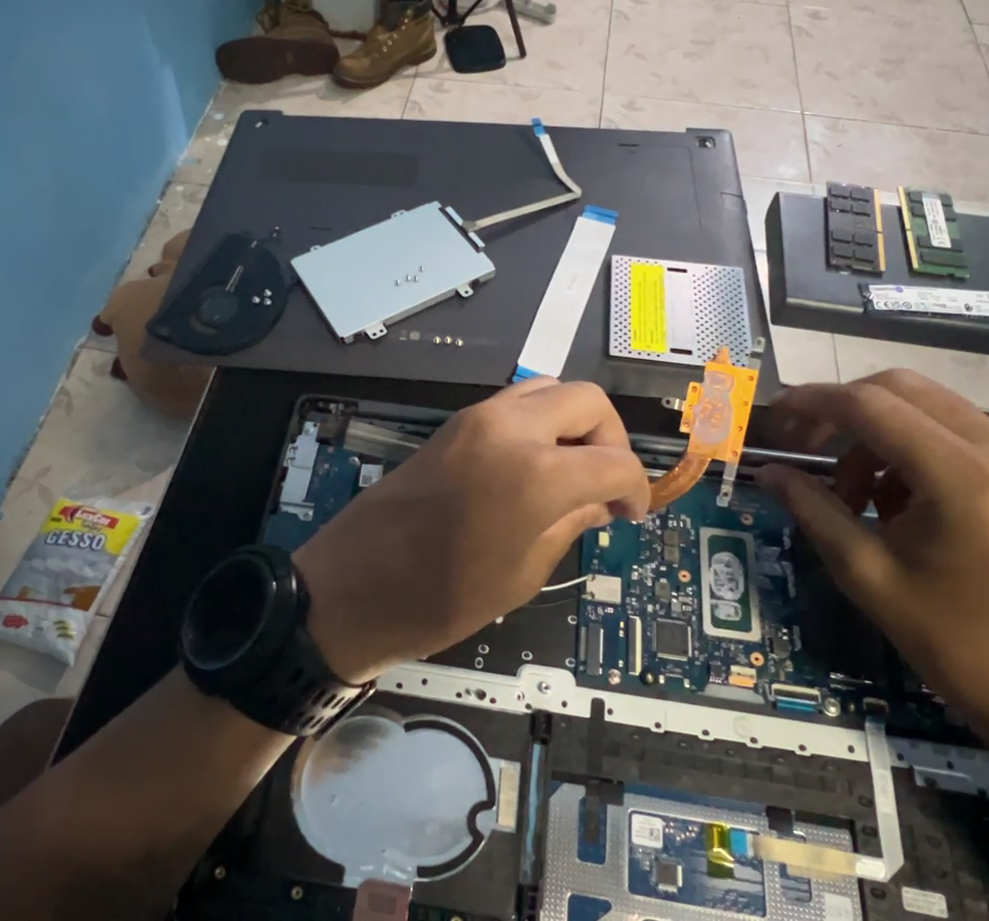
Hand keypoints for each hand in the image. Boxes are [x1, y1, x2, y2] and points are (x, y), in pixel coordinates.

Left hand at [295, 378, 649, 681]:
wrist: (353, 588)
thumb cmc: (441, 599)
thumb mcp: (523, 572)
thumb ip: (569, 524)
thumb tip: (600, 501)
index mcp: (537, 472)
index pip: (616, 460)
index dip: (635, 488)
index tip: (630, 513)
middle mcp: (511, 428)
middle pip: (588, 401)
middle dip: (610, 439)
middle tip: (606, 485)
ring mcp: (477, 419)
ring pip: (549, 390)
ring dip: (572, 424)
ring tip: (572, 473)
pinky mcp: (454, 424)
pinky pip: (514, 405)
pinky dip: (539, 424)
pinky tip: (536, 467)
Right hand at [754, 370, 988, 744]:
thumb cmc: (957, 643)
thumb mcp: (868, 576)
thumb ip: (814, 510)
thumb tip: (769, 472)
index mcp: (964, 476)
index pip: (871, 406)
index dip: (813, 404)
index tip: (774, 419)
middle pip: (902, 389)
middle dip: (843, 410)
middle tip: (805, 449)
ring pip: (930, 407)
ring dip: (877, 434)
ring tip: (855, 495)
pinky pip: (958, 432)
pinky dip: (913, 449)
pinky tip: (897, 501)